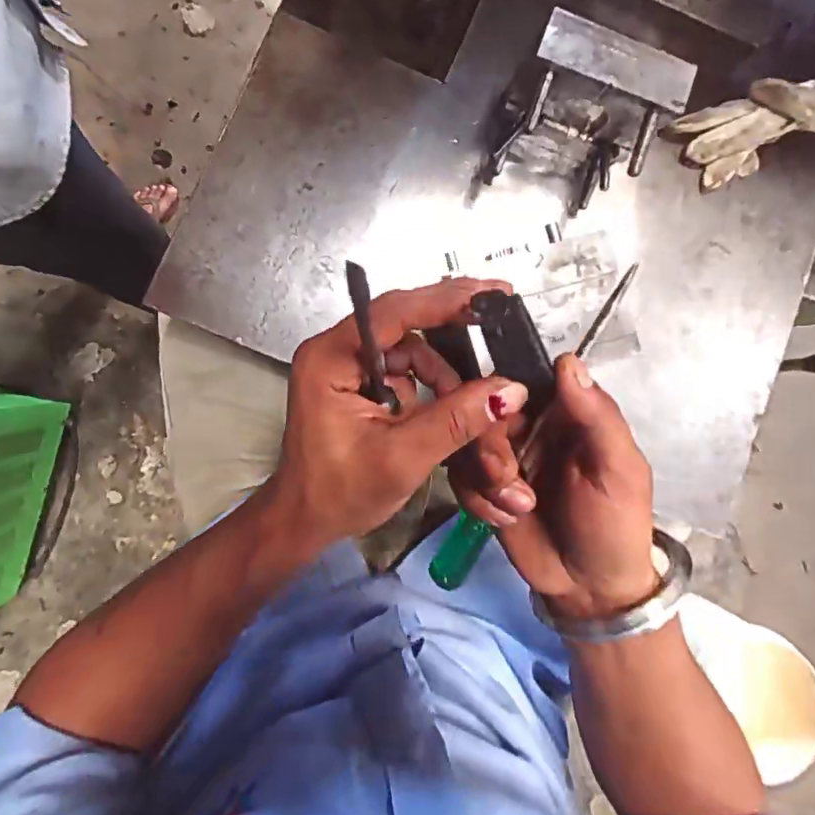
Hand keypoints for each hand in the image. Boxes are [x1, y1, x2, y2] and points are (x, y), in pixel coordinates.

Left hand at [260, 278, 529, 548]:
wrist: (304, 521)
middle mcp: (336, 351)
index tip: (492, 292)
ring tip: (470, 405)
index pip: (394, 312)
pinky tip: (448, 410)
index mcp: (331, 359)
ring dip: (445, 375)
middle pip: (405, 325)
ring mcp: (347, 367)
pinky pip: (405, 371)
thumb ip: (455, 421)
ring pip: (412, 351)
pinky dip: (432, 387)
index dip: (446, 299)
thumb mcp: (401, 458)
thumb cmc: (338, 493)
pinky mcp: (358, 384)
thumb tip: (510, 391)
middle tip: (497, 327)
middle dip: (452, 333)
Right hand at [490, 354, 658, 619]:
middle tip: (506, 480)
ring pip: (466, 445)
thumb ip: (597, 416)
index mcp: (566, 414)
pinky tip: (503, 519)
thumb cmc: (615, 526)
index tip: (498, 414)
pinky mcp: (485, 489)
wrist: (591, 591)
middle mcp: (531, 429)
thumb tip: (568, 360)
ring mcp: (505, 459)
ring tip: (515, 508)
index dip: (502, 393)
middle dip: (489, 448)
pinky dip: (477, 499)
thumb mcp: (618, 470)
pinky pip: (459, 477)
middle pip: (484, 412)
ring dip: (485, 479)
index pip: (522, 382)